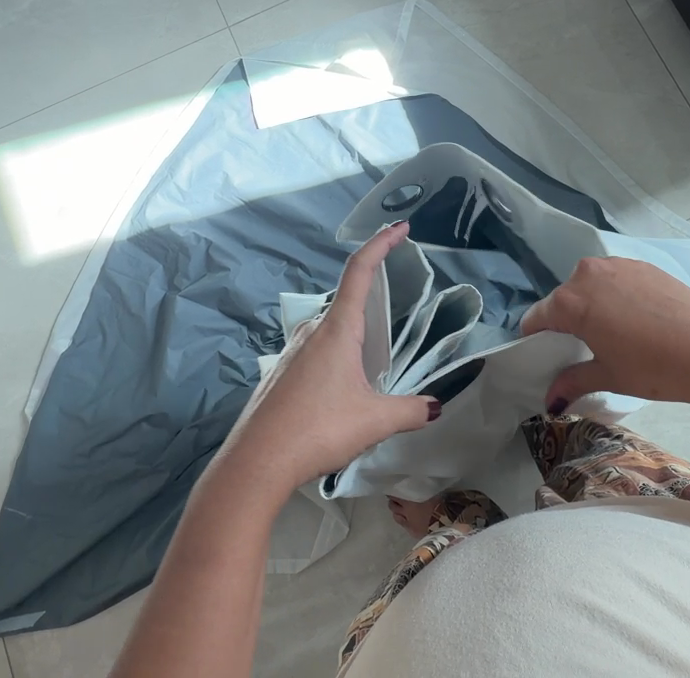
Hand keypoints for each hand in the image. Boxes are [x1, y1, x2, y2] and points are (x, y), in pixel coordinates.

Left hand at [217, 222, 439, 496]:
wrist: (256, 462)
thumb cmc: (317, 430)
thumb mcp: (374, 421)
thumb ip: (410, 410)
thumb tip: (433, 407)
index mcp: (337, 329)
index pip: (360, 270)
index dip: (381, 243)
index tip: (400, 228)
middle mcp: (312, 331)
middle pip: (347, 302)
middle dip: (373, 304)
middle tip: (396, 323)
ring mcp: (291, 351)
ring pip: (330, 331)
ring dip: (353, 340)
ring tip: (371, 373)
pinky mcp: (280, 373)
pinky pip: (315, 353)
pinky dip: (335, 360)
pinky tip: (340, 395)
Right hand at [521, 255, 689, 413]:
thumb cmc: (654, 367)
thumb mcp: (608, 377)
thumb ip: (572, 381)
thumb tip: (549, 401)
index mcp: (571, 301)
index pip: (537, 317)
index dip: (537, 339)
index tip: (548, 356)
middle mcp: (587, 273)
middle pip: (563, 299)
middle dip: (566, 322)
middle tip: (585, 350)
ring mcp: (617, 265)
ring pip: (590, 286)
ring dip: (592, 306)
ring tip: (614, 335)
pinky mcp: (642, 264)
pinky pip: (615, 279)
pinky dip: (616, 296)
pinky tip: (637, 321)